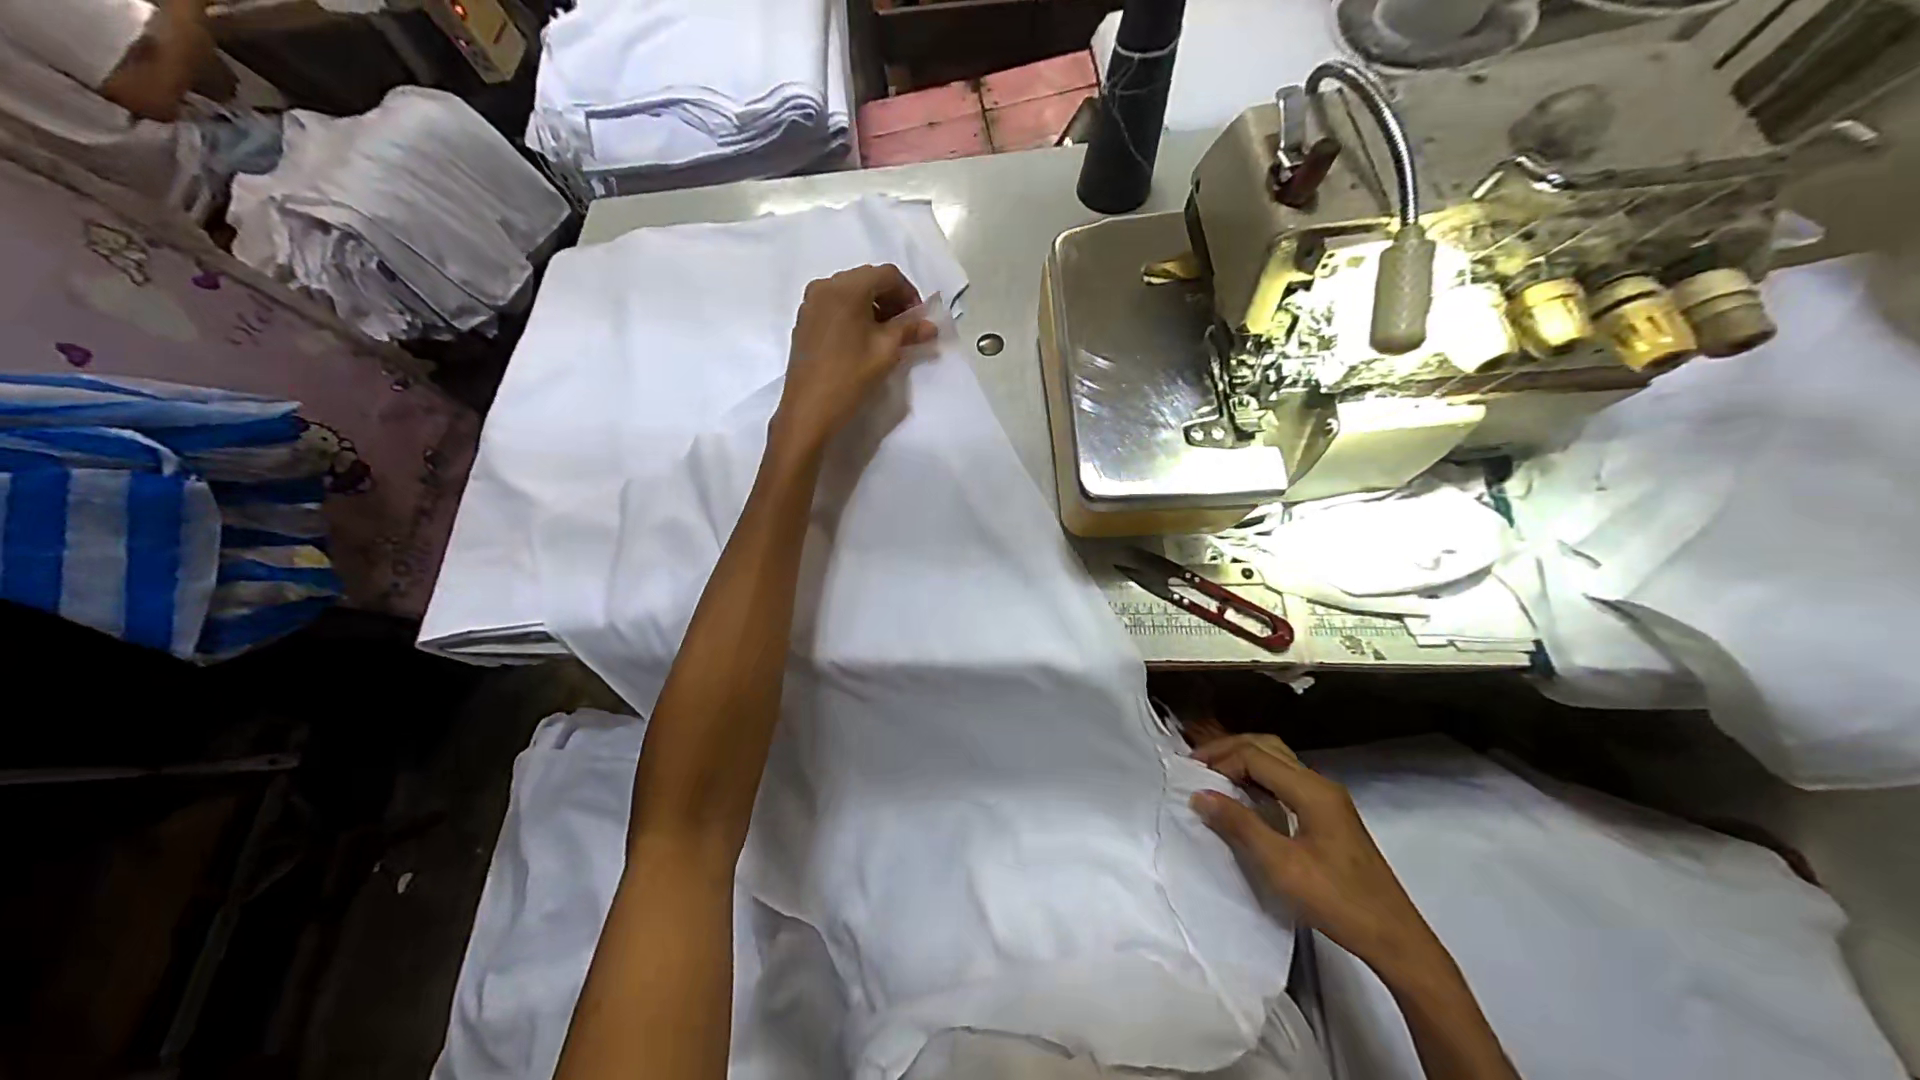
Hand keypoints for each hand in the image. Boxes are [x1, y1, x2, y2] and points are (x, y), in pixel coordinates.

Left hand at [771, 264, 936, 457]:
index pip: (887, 274)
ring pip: (851, 292)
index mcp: (846, 288)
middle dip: (891, 298)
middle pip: (867, 279)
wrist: (809, 409)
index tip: (919, 318)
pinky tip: (863, 339)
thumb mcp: (886, 351)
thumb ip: (909, 330)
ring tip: (886, 334)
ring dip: (873, 306)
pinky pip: (835, 305)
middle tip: (906, 326)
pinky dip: (855, 313)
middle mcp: (825, 286)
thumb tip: (930, 326)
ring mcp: (811, 303)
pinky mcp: (805, 320)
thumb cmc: (850, 376)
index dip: (909, 293)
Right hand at [1190, 734, 1448, 985]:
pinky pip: (1285, 780)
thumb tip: (1200, 794)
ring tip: (1212, 776)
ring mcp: (1327, 799)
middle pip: (1267, 747)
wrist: (1393, 937)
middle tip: (1196, 765)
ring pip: (1277, 761)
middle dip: (1228, 750)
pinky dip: (1258, 777)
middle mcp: (1320, 785)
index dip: (1220, 761)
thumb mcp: (1281, 865)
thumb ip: (1240, 825)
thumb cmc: (1337, 901)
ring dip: (1243, 761)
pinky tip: (1243, 796)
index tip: (1191, 778)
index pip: (1255, 755)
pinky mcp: (1328, 815)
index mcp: (1312, 790)